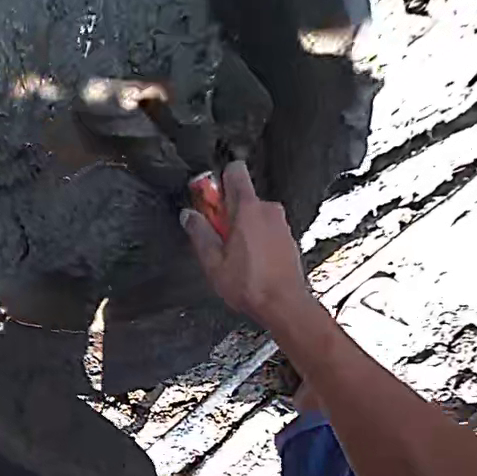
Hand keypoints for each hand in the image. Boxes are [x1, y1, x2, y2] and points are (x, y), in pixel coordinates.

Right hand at [181, 161, 316, 331]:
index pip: (234, 171)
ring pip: (253, 215)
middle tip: (217, 239)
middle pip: (240, 197)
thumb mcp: (213, 261)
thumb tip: (189, 216)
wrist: (283, 304)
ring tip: (233, 256)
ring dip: (240, 228)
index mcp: (247, 209)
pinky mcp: (287, 237)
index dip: (217, 183)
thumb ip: (199, 233)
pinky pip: (265, 229)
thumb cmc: (252, 285)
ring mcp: (280, 224)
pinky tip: (249, 262)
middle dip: (225, 213)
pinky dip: (255, 239)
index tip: (208, 203)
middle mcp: (268, 210)